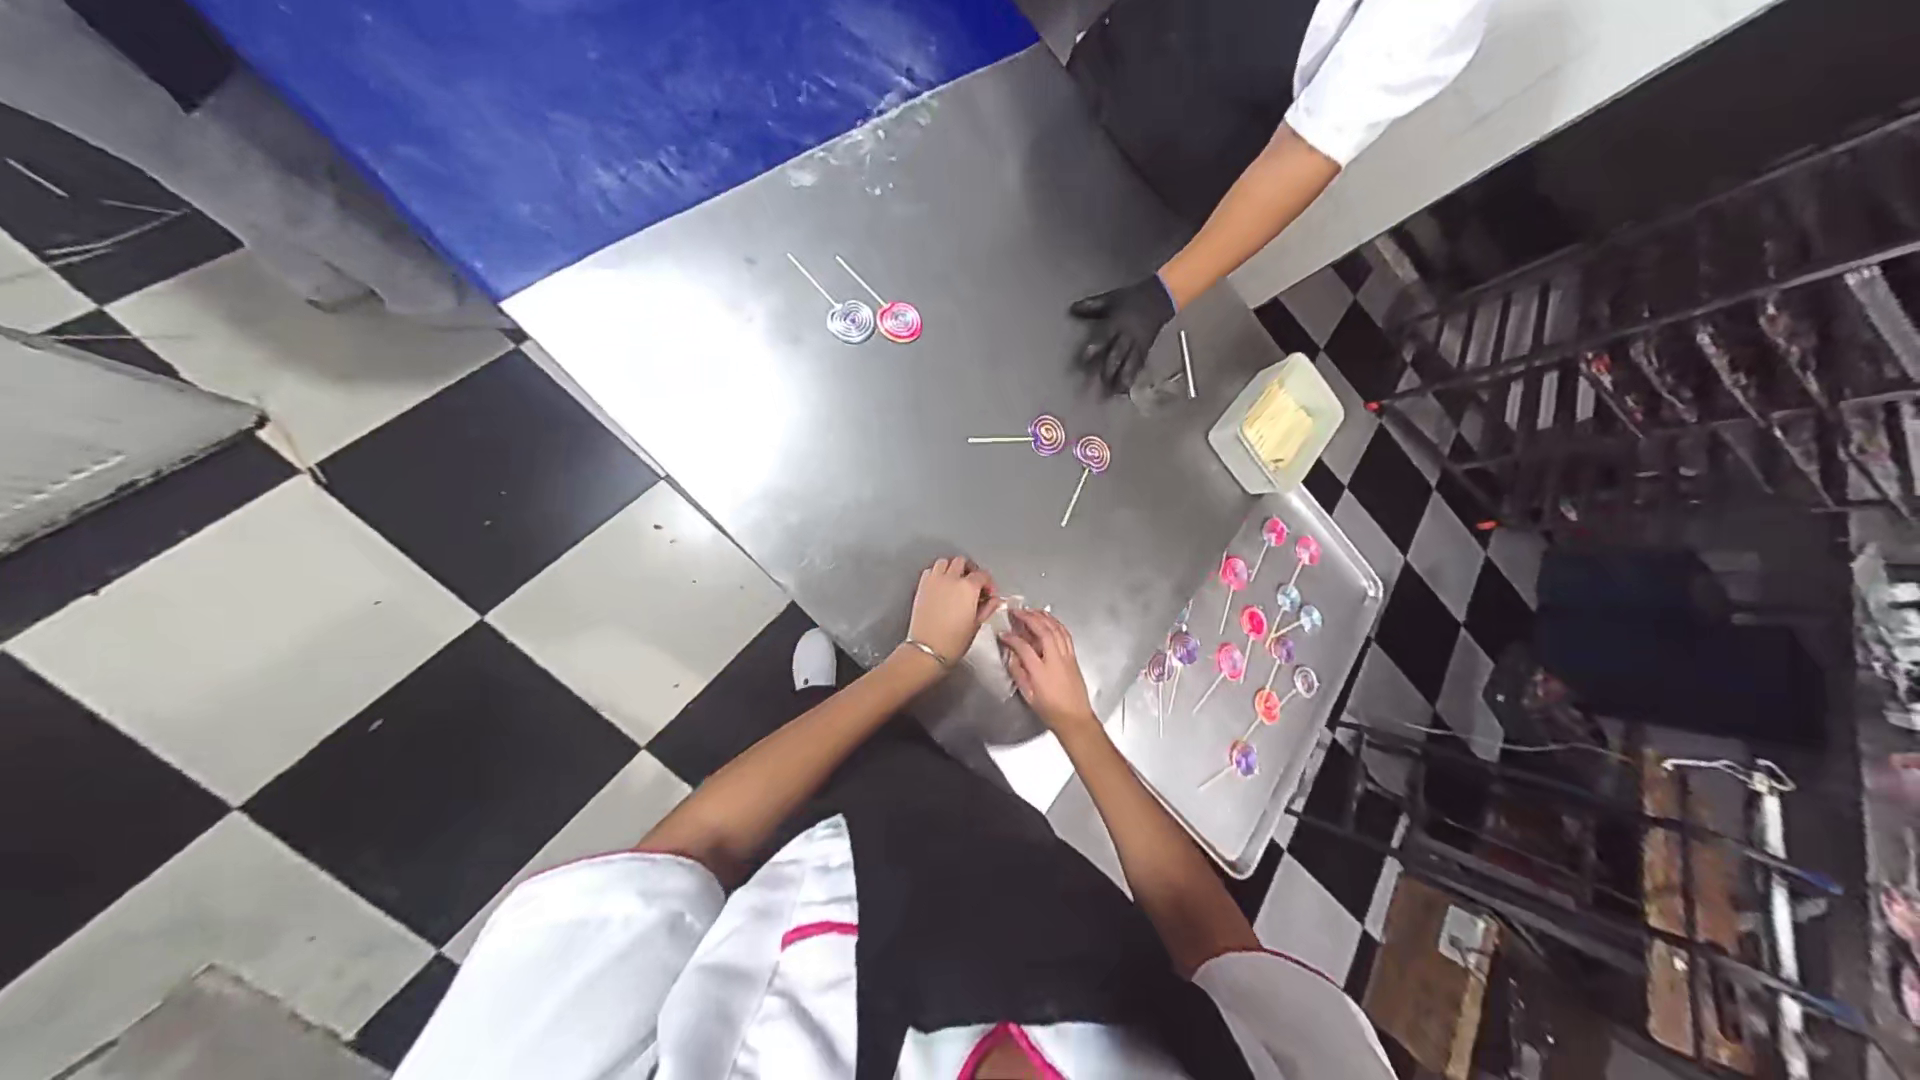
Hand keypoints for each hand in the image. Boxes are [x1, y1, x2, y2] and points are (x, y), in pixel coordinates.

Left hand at [906, 557, 999, 665]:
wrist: (927, 650)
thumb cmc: (952, 641)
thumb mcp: (976, 624)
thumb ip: (987, 607)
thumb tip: (994, 600)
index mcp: (968, 587)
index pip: (982, 575)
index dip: (989, 583)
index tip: (989, 593)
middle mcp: (951, 579)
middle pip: (962, 562)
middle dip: (971, 570)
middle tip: (974, 583)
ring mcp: (934, 581)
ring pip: (945, 562)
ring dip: (953, 568)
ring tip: (957, 581)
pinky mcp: (922, 586)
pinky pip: (931, 571)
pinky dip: (937, 573)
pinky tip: (942, 585)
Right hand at [1000, 609, 1097, 732]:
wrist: (1075, 718)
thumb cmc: (1049, 710)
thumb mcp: (1028, 695)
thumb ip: (1018, 673)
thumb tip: (1012, 655)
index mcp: (1040, 671)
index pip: (1024, 647)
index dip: (1012, 638)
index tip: (1003, 634)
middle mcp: (1055, 659)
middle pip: (1043, 631)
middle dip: (1029, 618)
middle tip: (1017, 611)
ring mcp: (1066, 656)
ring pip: (1056, 629)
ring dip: (1044, 617)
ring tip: (1032, 610)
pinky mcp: (1073, 657)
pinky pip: (1065, 634)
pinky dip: (1056, 624)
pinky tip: (1050, 620)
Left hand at [1069, 275, 1174, 391]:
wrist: (1160, 298)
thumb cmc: (1132, 299)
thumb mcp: (1111, 299)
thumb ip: (1092, 306)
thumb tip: (1072, 309)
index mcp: (1117, 323)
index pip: (1104, 337)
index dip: (1095, 347)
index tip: (1085, 359)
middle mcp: (1127, 336)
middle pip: (1117, 355)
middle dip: (1108, 370)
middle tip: (1098, 384)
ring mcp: (1137, 345)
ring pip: (1130, 364)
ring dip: (1122, 379)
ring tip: (1114, 393)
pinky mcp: (1145, 351)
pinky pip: (1139, 366)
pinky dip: (1133, 378)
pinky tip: (1126, 390)